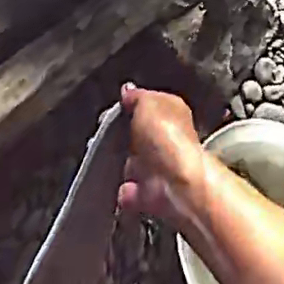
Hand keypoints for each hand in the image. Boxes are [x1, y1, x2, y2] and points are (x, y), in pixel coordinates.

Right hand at [117, 84, 209, 226]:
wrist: (175, 183)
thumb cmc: (166, 136)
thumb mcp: (147, 103)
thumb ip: (136, 97)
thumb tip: (127, 90)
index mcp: (172, 110)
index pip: (149, 104)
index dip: (131, 105)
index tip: (116, 108)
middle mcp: (168, 137)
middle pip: (139, 134)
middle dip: (123, 136)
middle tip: (108, 134)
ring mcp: (160, 166)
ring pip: (132, 162)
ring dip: (123, 164)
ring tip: (113, 159)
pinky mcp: (151, 192)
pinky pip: (131, 190)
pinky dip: (126, 191)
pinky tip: (124, 184)